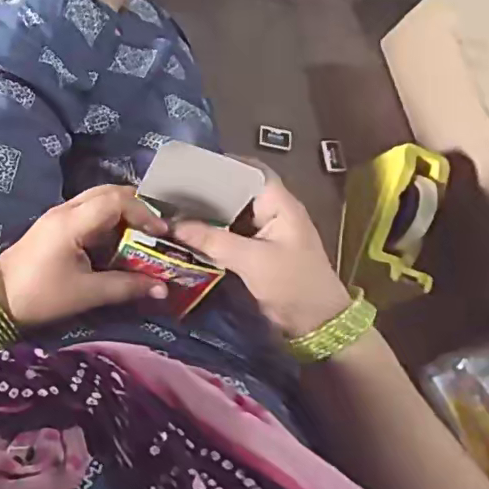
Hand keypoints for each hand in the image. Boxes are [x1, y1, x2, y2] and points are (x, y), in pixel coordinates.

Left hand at [0, 185, 169, 328]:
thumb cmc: (41, 295)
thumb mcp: (87, 293)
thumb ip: (127, 287)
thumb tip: (163, 288)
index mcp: (72, 221)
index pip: (116, 200)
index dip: (144, 212)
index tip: (161, 232)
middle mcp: (65, 210)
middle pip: (108, 192)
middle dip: (137, 205)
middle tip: (157, 227)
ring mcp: (57, 216)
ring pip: (97, 199)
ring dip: (122, 211)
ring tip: (143, 232)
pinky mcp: (54, 226)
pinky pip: (88, 211)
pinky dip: (108, 219)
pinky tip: (119, 239)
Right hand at [170, 172, 352, 337]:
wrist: (316, 323)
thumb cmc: (292, 284)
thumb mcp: (251, 261)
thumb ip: (213, 240)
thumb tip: (174, 226)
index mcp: (279, 204)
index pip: (251, 171)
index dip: (223, 165)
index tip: (191, 167)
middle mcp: (272, 212)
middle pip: (237, 192)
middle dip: (207, 191)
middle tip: (173, 191)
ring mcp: (264, 232)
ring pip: (231, 214)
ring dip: (207, 214)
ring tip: (173, 210)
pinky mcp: (257, 251)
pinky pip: (230, 234)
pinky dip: (211, 233)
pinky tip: (188, 234)